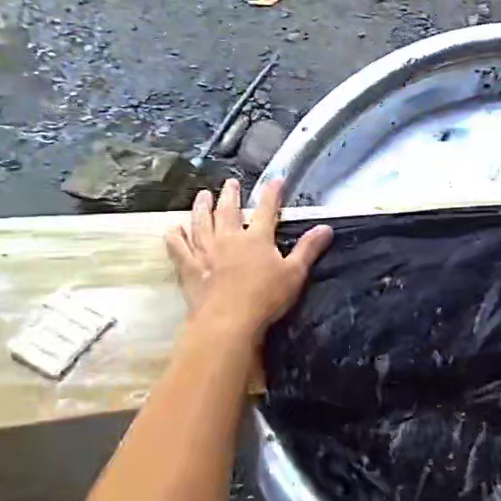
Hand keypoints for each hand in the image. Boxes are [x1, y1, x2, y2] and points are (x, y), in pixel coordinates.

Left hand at [166, 178, 331, 341]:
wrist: (228, 320)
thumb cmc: (266, 297)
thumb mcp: (295, 273)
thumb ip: (309, 249)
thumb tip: (326, 228)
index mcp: (256, 238)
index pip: (266, 209)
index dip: (272, 193)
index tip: (276, 179)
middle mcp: (229, 238)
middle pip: (228, 210)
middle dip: (231, 194)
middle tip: (230, 182)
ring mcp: (205, 251)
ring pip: (201, 222)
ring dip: (202, 207)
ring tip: (202, 196)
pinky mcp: (189, 267)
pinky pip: (178, 247)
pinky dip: (175, 236)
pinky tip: (174, 229)